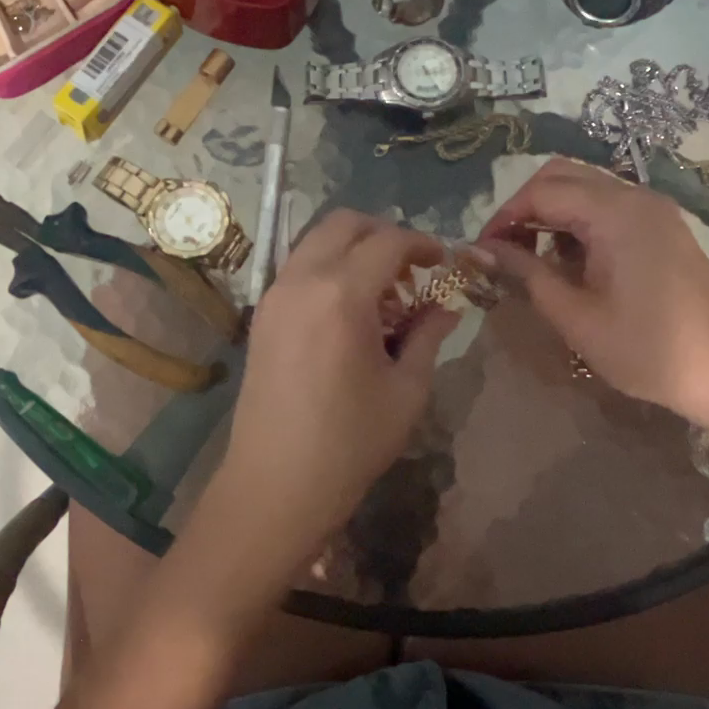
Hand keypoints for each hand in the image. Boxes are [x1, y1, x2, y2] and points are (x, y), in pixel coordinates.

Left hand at [222, 211, 458, 549]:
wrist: (275, 484)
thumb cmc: (350, 443)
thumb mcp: (406, 391)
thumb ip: (428, 336)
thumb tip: (447, 307)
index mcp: (342, 295)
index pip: (388, 241)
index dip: (422, 243)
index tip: (443, 260)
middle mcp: (301, 281)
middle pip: (343, 224)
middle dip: (383, 233)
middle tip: (411, 268)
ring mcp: (274, 296)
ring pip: (315, 241)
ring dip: (353, 249)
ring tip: (382, 293)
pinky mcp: (261, 315)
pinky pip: (298, 268)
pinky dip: (327, 269)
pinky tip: (349, 311)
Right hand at [478, 159, 708, 425]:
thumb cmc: (647, 350)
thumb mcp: (575, 316)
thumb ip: (526, 273)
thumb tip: (483, 250)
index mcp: (614, 212)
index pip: (541, 191)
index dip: (504, 217)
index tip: (481, 252)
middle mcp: (635, 196)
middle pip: (562, 175)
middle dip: (525, 206)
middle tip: (503, 250)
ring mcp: (654, 209)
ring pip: (585, 188)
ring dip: (551, 213)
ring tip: (531, 259)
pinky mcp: (663, 227)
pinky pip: (608, 206)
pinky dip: (578, 222)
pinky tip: (570, 262)